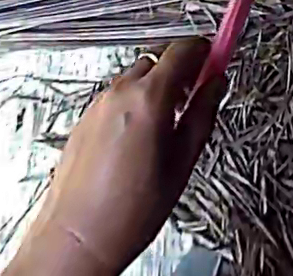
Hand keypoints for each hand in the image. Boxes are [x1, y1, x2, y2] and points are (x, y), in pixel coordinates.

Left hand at [6, 38, 226, 275]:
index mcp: (150, 97)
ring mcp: (99, 104)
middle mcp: (121, 92)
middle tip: (190, 100)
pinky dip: (131, 106)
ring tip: (162, 128)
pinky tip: (135, 142)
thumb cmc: (129, 211)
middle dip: (179, 75)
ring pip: (137, 79)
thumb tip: (217, 83)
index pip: (183, 49)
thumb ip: (203, 113)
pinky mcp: (84, 119)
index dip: (203, 50)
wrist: (75, 243)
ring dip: (154, 90)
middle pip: (159, 62)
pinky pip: (116, 98)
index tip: (213, 59)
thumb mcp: (182, 161)